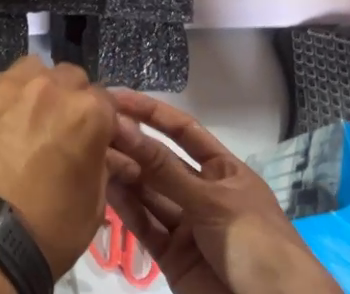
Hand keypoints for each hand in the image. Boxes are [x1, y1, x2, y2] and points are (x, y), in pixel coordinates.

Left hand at [0, 57, 117, 274]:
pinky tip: (1, 123)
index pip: (106, 100)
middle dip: (72, 97)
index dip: (103, 120)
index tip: (96, 136)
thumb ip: (102, 161)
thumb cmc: (51, 224)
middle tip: (63, 127)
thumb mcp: (95, 201)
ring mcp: (6, 87)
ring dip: (38, 87)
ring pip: (31, 70)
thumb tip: (105, 149)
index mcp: (85, 113)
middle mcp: (46, 88)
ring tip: (31, 118)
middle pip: (68, 77)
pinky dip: (6, 96)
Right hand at [106, 91, 341, 293]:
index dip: (150, 111)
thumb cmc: (260, 249)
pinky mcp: (169, 254)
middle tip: (91, 127)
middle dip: (129, 143)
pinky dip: (121, 206)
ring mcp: (185, 225)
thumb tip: (119, 124)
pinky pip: (141, 223)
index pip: (183, 131)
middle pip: (158, 161)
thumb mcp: (213, 202)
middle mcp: (201, 194)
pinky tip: (98, 185)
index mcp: (224, 174)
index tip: (113, 95)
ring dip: (121, 173)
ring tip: (89, 153)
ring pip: (146, 191)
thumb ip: (163, 168)